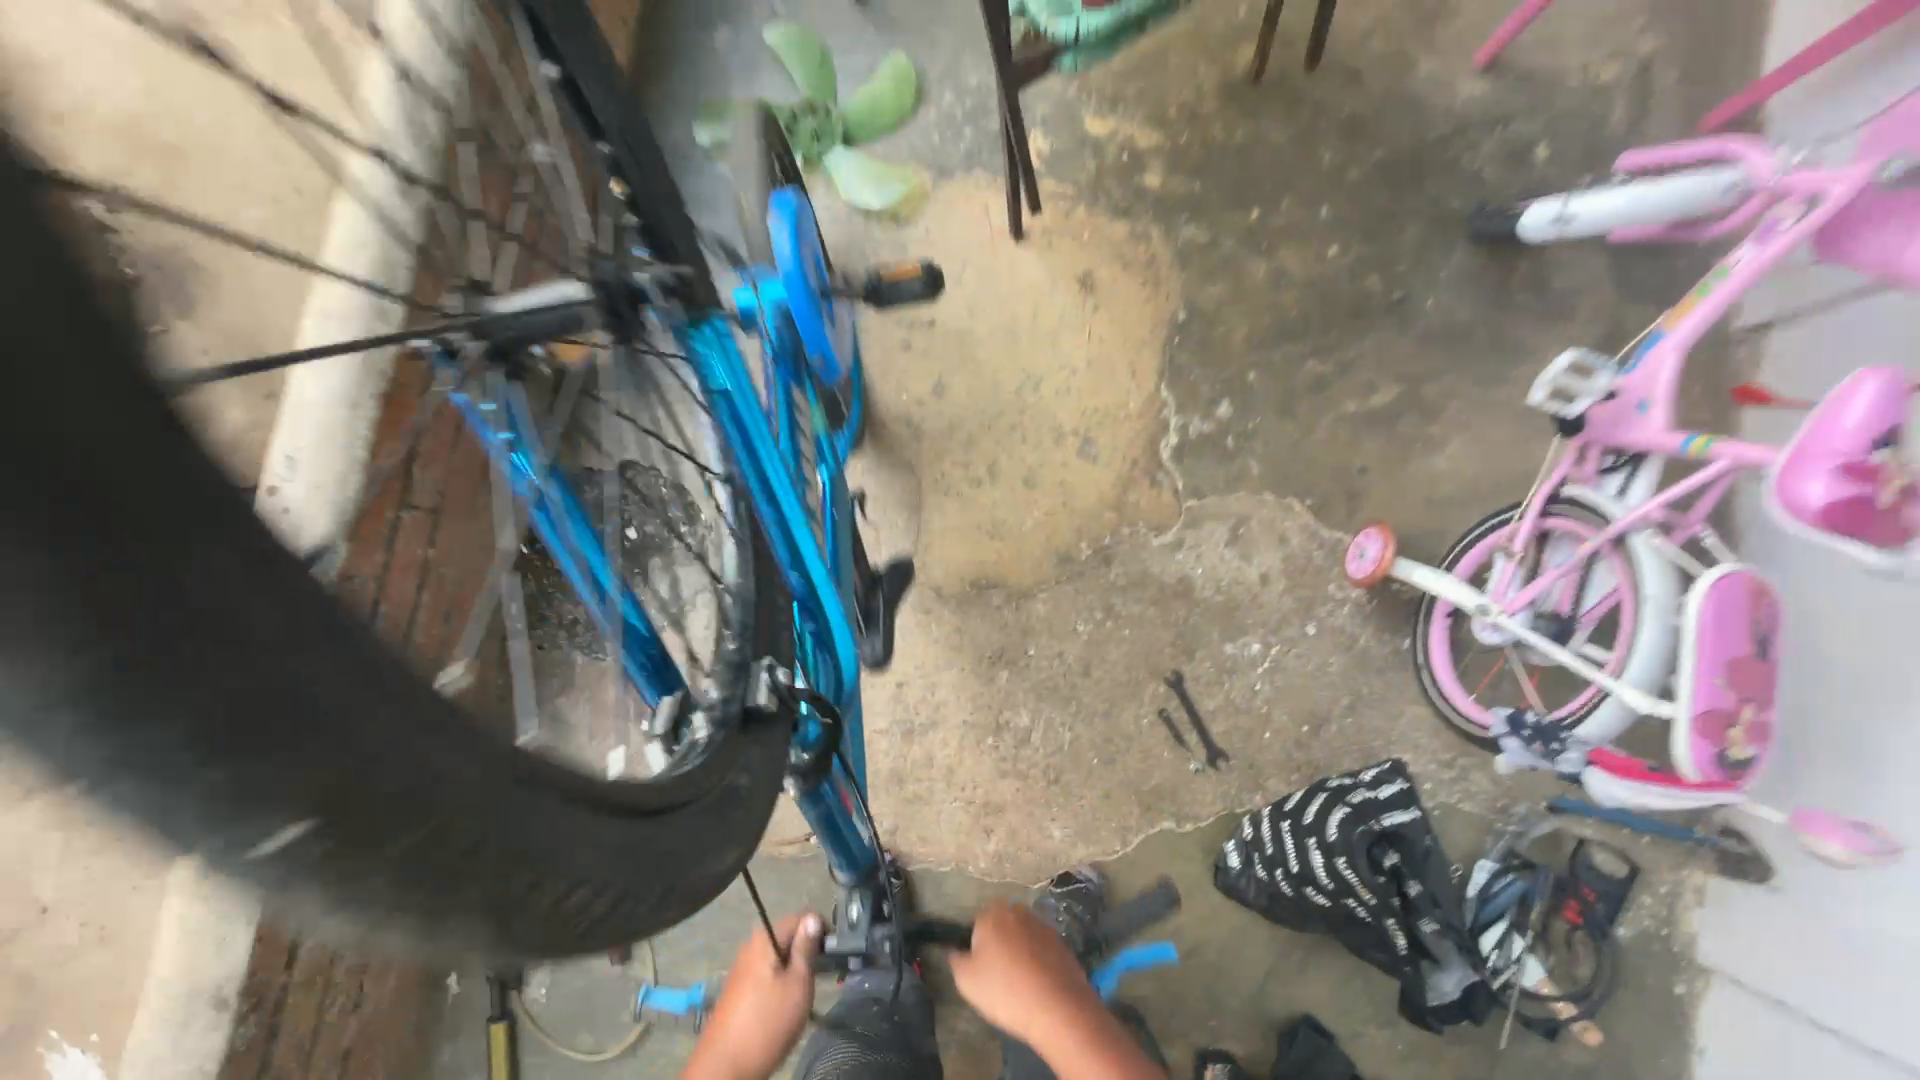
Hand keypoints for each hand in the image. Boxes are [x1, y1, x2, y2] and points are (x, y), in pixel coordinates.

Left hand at [681, 913, 823, 1079]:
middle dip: (807, 951)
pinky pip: (766, 973)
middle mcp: (750, 947)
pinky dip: (780, 981)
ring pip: (777, 957)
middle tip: (822, 975)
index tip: (833, 953)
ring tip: (806, 992)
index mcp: (764, 939)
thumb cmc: (768, 1022)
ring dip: (794, 968)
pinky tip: (786, 1004)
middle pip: (787, 936)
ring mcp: (742, 968)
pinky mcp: (738, 989)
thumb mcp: (798, 984)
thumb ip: (806, 949)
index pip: (800, 917)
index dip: (820, 930)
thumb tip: (813, 918)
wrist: (725, 1067)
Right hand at [948, 902, 1103, 1046]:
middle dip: (999, 943)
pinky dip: (1038, 961)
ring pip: (1023, 936)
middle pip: (1001, 925)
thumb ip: (956, 959)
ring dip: (1020, 951)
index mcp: (992, 915)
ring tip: (1020, 982)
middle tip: (997, 974)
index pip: (977, 923)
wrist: (1058, 1007)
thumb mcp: (966, 981)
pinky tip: (1038, 984)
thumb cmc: (1004, 991)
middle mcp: (1018, 912)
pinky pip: (1042, 949)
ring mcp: (1043, 926)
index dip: (976, 945)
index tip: (979, 968)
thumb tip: (956, 950)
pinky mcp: (1062, 943)